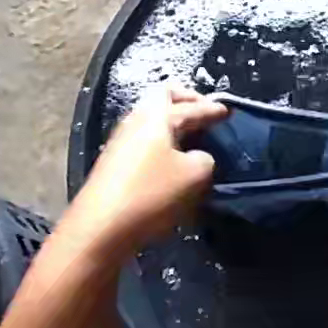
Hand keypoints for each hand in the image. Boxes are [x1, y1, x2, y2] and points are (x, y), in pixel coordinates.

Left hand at [62, 85, 227, 253]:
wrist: (100, 229)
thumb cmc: (152, 194)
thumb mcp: (196, 175)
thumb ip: (206, 158)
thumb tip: (198, 157)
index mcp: (157, 116)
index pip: (191, 106)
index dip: (213, 108)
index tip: (228, 111)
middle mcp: (136, 120)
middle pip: (163, 98)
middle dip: (187, 101)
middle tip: (206, 113)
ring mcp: (121, 140)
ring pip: (152, 119)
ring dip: (174, 122)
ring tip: (194, 136)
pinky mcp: (115, 162)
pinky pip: (146, 138)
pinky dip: (164, 139)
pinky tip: (174, 157)